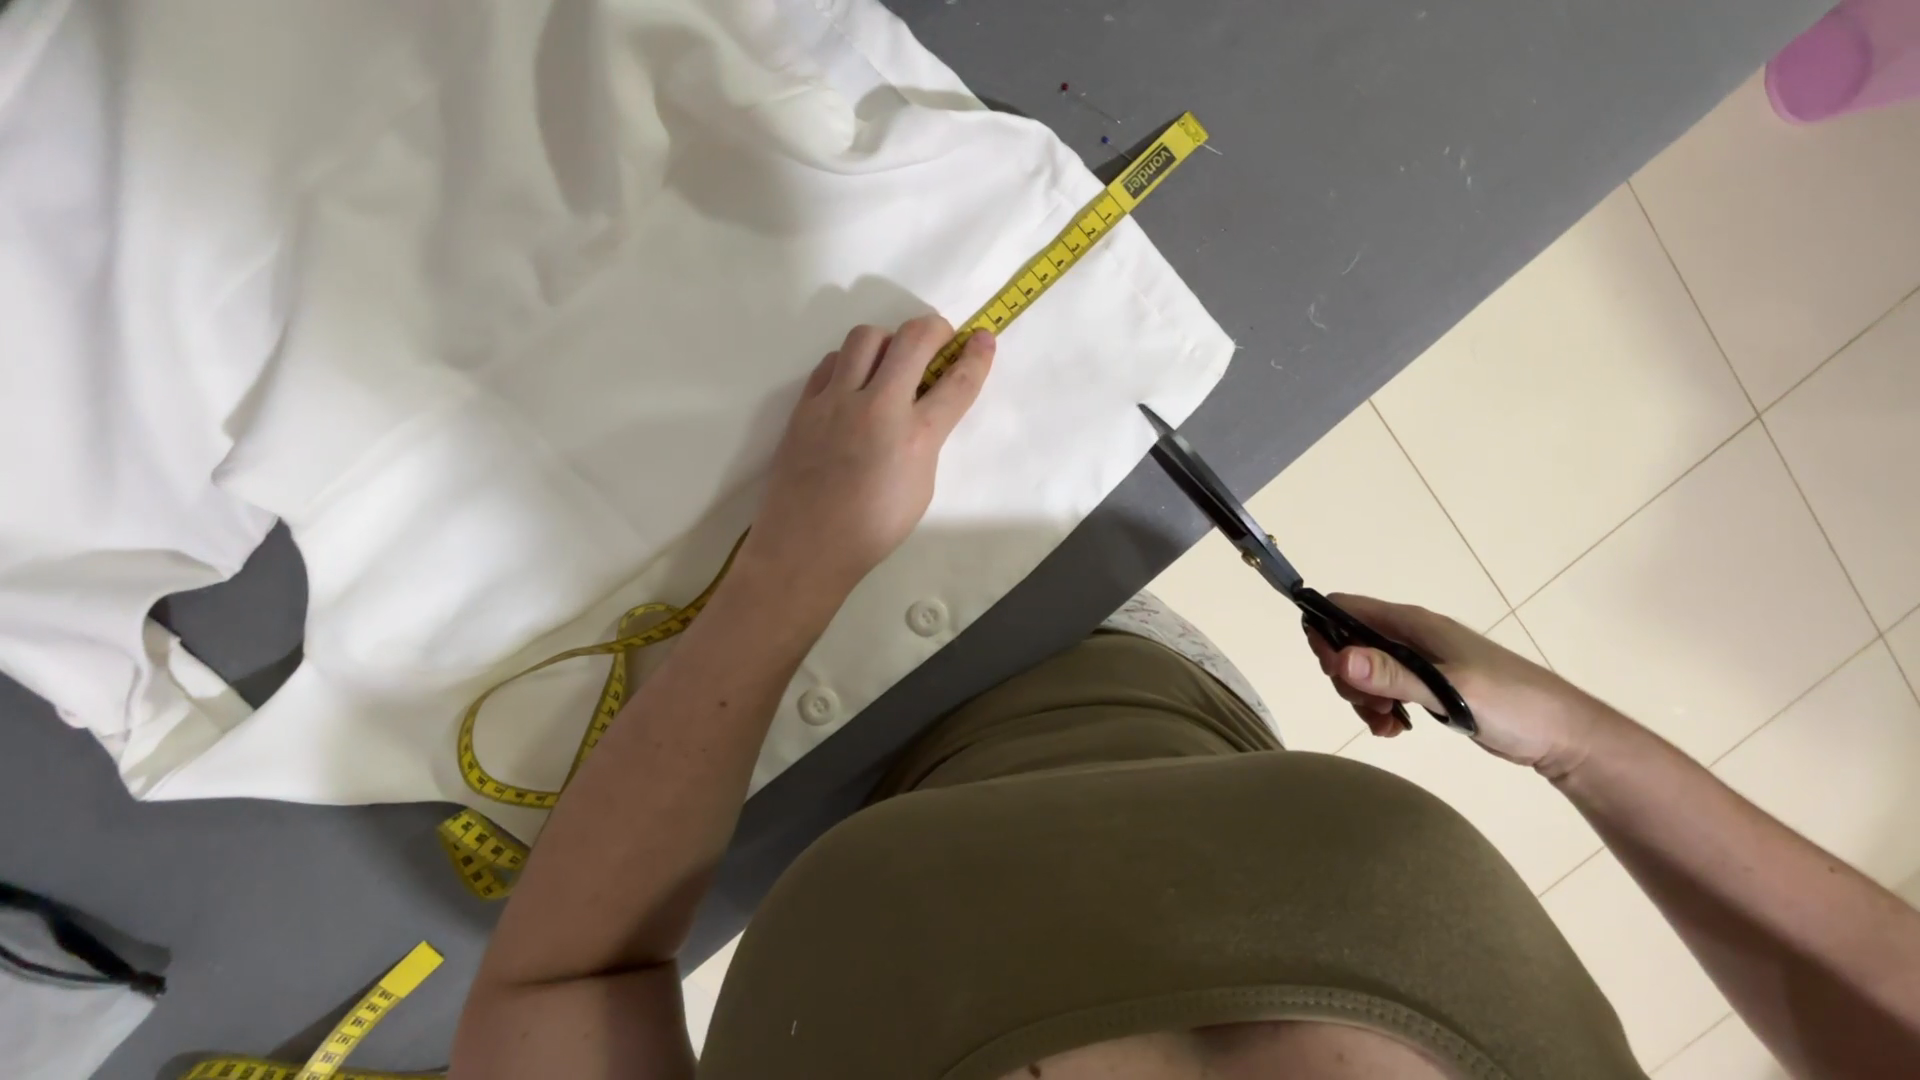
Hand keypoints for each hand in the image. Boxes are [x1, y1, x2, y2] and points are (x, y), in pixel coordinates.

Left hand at [737, 315, 994, 603]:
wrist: (807, 545)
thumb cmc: (873, 529)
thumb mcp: (920, 488)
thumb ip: (926, 441)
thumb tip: (923, 409)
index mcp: (915, 437)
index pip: (957, 382)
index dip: (977, 355)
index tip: (985, 338)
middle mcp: (877, 407)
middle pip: (913, 339)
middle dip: (935, 329)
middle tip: (938, 341)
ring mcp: (836, 401)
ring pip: (866, 337)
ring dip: (888, 341)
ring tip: (889, 364)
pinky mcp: (805, 405)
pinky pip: (831, 362)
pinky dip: (850, 363)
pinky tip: (853, 384)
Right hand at [1302, 594, 1612, 778]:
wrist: (1565, 736)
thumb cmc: (1513, 704)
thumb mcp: (1449, 690)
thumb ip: (1394, 675)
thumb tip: (1339, 660)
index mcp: (1412, 623)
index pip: (1343, 608)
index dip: (1325, 632)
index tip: (1333, 671)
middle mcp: (1409, 635)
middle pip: (1346, 642)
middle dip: (1345, 676)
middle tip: (1369, 706)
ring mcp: (1417, 660)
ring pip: (1361, 669)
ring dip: (1361, 697)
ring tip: (1385, 724)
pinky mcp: (1425, 684)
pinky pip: (1382, 689)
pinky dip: (1378, 709)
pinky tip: (1394, 730)